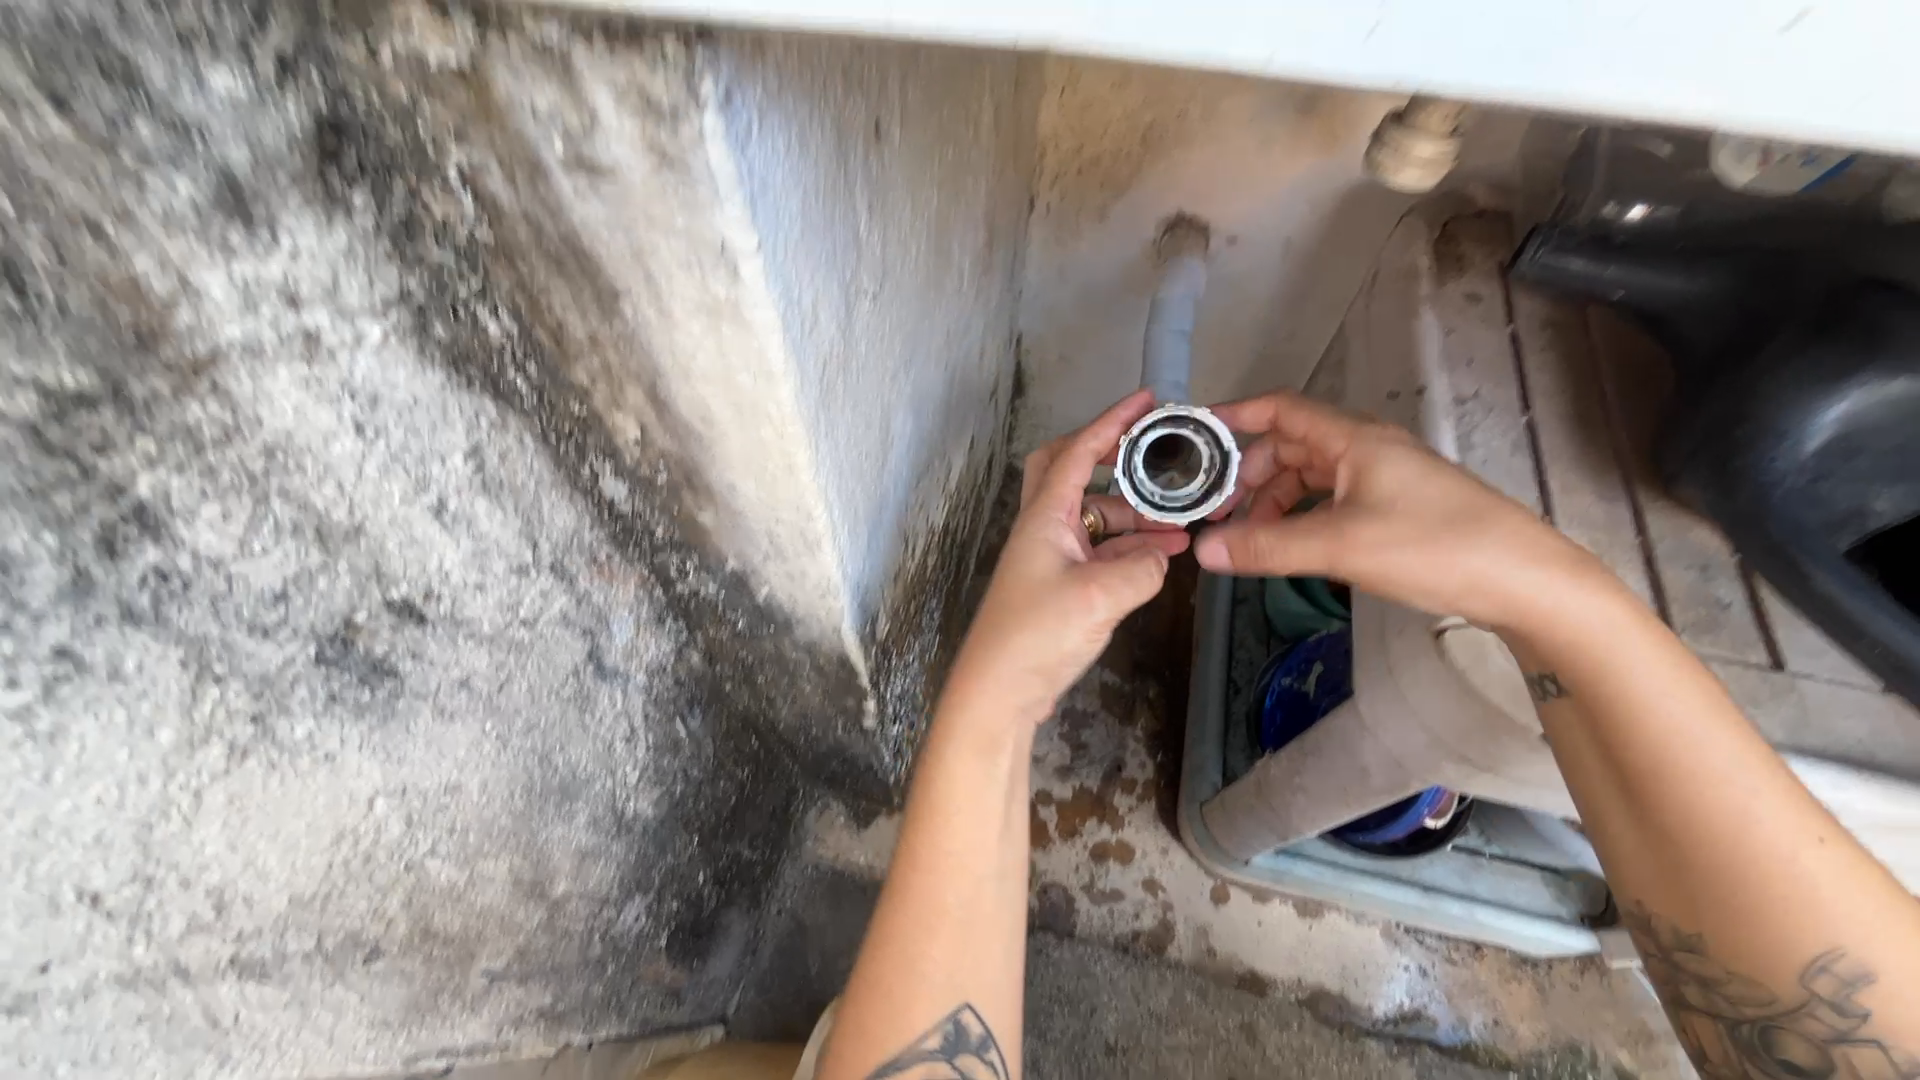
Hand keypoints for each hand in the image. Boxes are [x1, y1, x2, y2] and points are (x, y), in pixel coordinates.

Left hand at [946, 390, 1192, 722]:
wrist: (1000, 691)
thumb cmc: (1038, 635)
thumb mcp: (1099, 596)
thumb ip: (1141, 569)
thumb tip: (1161, 554)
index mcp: (1043, 517)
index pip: (1077, 452)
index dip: (1111, 423)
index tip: (1147, 401)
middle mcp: (1045, 528)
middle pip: (1072, 473)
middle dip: (1111, 458)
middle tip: (1152, 456)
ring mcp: (1052, 558)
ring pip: (1095, 519)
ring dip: (1134, 517)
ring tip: (1182, 525)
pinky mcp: (1062, 586)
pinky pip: (1101, 553)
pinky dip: (1130, 550)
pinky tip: (1163, 557)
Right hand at [1193, 390, 1605, 631]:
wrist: (1527, 581)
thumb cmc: (1432, 547)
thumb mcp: (1339, 547)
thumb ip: (1266, 546)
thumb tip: (1203, 550)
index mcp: (1354, 441)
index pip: (1283, 410)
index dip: (1238, 415)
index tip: (1197, 434)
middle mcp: (1368, 450)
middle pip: (1293, 446)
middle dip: (1251, 473)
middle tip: (1222, 510)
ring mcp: (1386, 479)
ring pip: (1313, 477)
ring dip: (1277, 500)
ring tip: (1254, 536)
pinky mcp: (1399, 508)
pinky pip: (1333, 500)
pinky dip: (1304, 517)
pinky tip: (1294, 545)